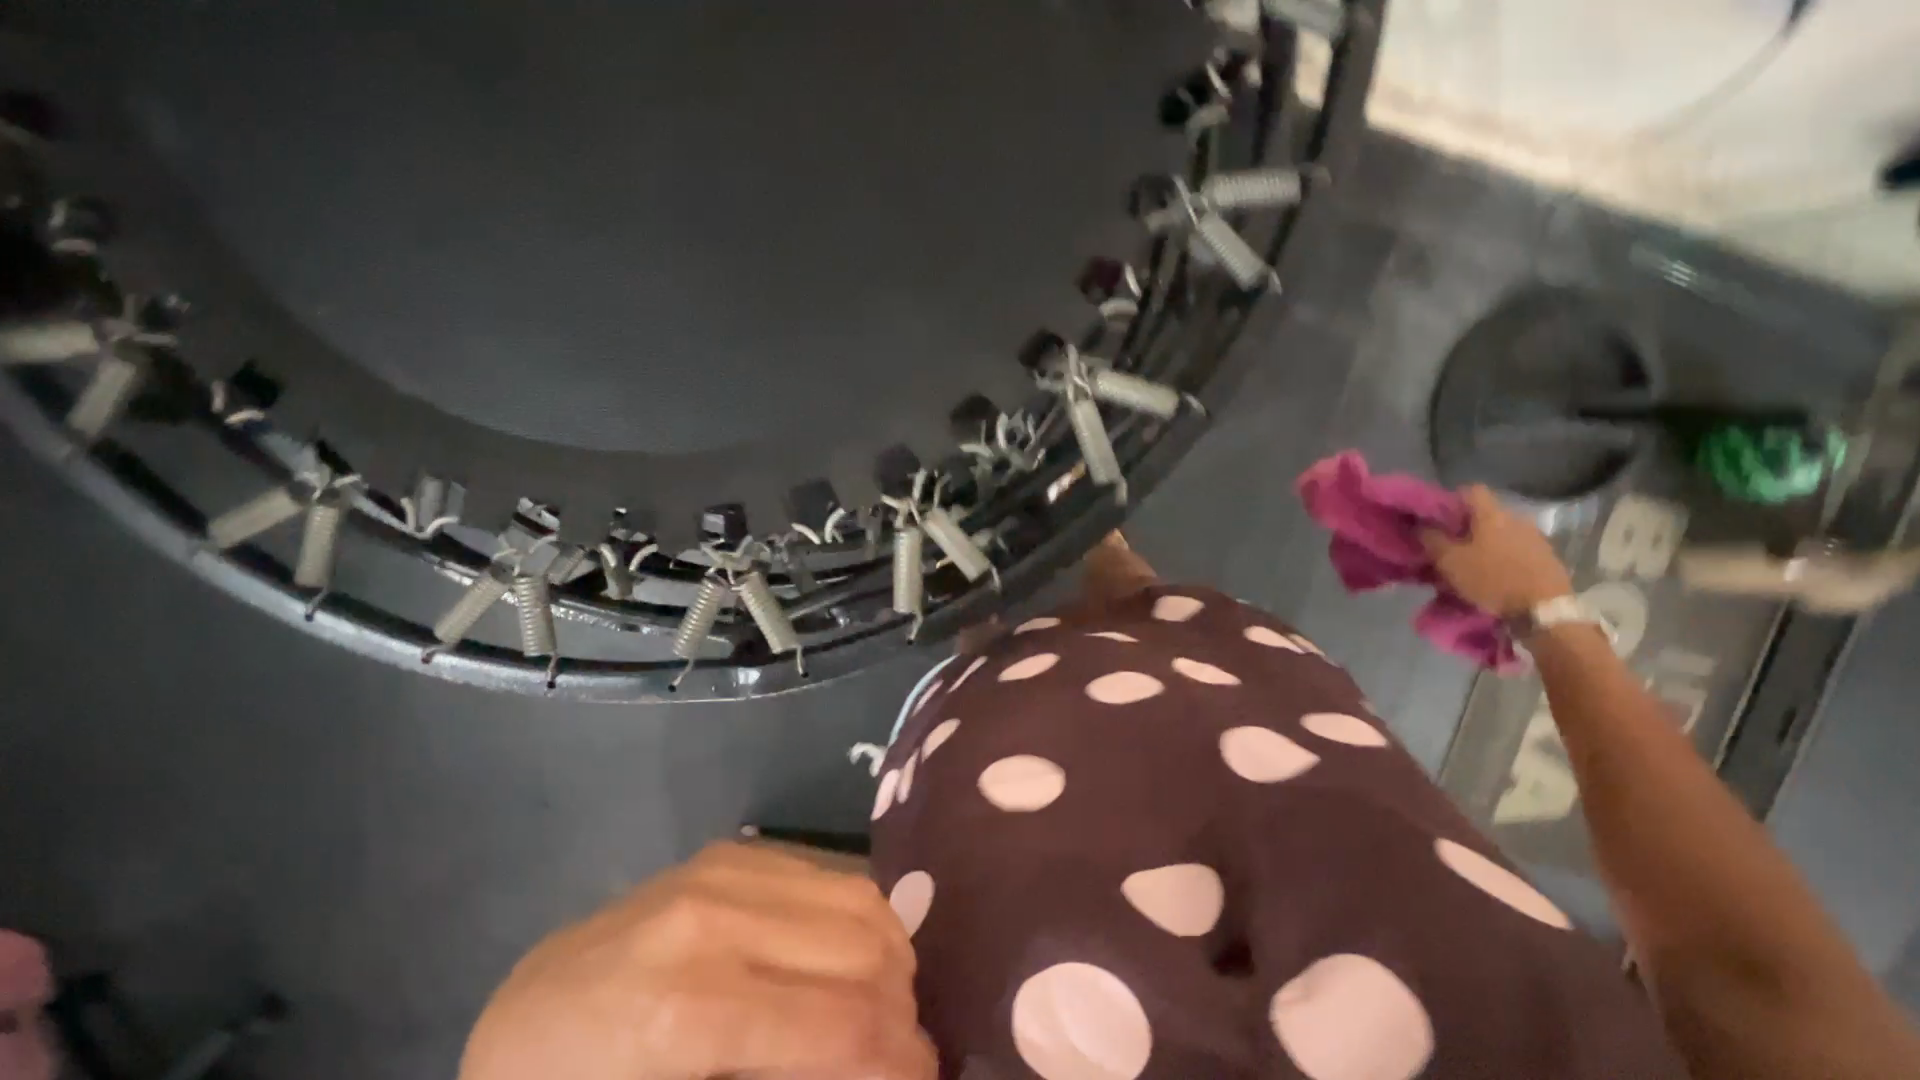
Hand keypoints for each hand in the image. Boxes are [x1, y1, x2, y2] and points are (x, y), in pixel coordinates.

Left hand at [460, 842, 934, 1079]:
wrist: (518, 1026)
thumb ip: (784, 1077)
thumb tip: (869, 1068)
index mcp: (687, 1010)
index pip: (842, 1026)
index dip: (903, 1065)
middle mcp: (711, 920)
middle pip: (865, 954)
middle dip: (903, 1018)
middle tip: (902, 1061)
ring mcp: (719, 871)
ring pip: (860, 902)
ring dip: (890, 963)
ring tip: (880, 1012)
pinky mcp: (726, 852)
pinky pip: (829, 876)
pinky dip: (859, 923)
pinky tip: (843, 965)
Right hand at [1424, 485, 1573, 617]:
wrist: (1543, 609)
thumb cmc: (1492, 579)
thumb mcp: (1450, 562)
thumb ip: (1433, 539)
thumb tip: (1422, 524)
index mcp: (1492, 514)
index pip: (1471, 490)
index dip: (1453, 500)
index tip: (1439, 519)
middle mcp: (1517, 518)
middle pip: (1487, 514)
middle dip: (1468, 528)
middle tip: (1452, 547)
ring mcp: (1536, 537)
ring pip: (1503, 533)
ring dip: (1488, 544)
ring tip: (1475, 565)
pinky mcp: (1548, 557)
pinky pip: (1518, 549)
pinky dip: (1505, 557)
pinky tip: (1497, 576)